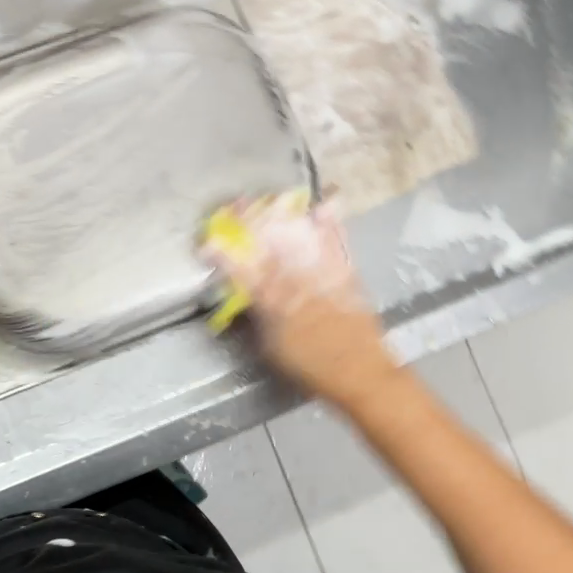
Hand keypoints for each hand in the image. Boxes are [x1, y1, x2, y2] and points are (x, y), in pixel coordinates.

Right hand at [201, 199, 400, 409]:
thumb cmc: (312, 368)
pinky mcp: (347, 276)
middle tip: (238, 202)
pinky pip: (337, 245)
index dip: (222, 255)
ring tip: (274, 196)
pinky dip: (331, 224)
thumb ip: (259, 320)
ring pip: (300, 240)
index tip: (207, 242)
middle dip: (251, 223)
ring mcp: (323, 276)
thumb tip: (248, 301)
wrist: (365, 376)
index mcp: (272, 303)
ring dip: (286, 217)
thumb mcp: (272, 349)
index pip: (240, 273)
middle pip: (269, 247)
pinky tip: (324, 205)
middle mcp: (295, 284)